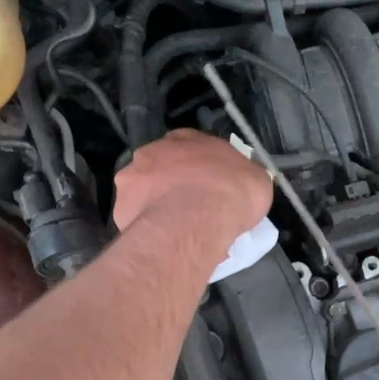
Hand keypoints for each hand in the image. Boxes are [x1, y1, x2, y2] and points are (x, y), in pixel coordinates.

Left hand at [112, 129, 273, 248]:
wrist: (196, 219)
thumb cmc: (231, 193)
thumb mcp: (257, 181)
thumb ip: (246, 176)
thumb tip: (246, 181)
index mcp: (188, 138)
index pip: (192, 145)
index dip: (202, 165)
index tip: (212, 185)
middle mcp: (155, 150)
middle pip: (164, 165)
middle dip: (175, 183)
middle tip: (192, 208)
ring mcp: (133, 176)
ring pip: (145, 190)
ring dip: (157, 204)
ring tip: (176, 229)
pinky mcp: (121, 205)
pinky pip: (136, 217)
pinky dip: (147, 227)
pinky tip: (162, 241)